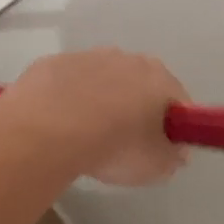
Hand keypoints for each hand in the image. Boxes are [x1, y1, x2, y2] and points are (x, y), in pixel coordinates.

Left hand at [0, 48, 189, 186]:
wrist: (46, 131)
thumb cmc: (114, 147)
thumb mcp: (158, 166)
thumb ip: (172, 154)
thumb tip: (172, 147)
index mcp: (157, 77)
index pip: (176, 101)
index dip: (171, 127)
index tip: (159, 148)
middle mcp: (122, 57)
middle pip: (136, 85)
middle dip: (132, 109)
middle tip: (121, 143)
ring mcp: (82, 57)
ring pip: (98, 81)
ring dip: (96, 101)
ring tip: (83, 135)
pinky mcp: (48, 63)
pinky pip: (65, 83)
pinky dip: (65, 99)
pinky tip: (56, 122)